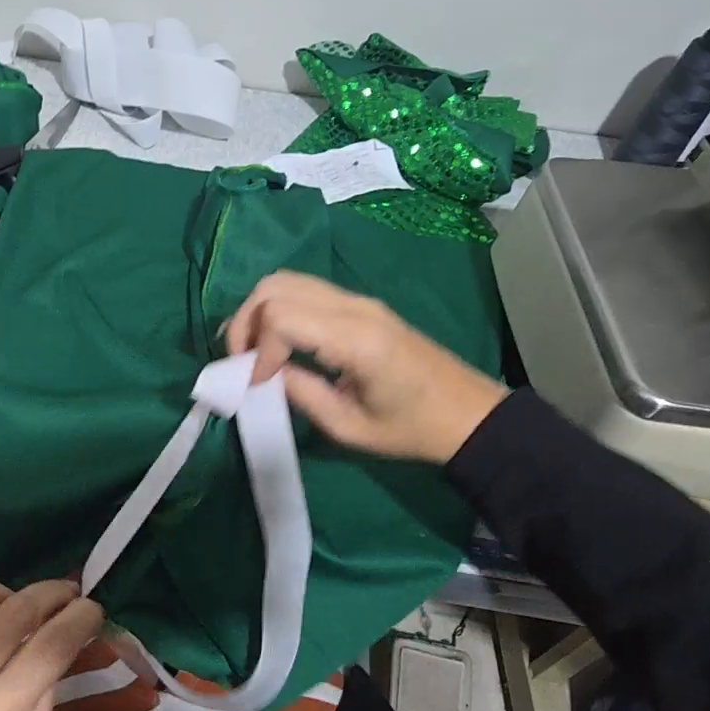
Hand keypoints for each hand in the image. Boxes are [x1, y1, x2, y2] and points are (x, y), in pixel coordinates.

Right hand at [224, 270, 507, 462]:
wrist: (467, 414)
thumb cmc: (412, 429)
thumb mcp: (348, 427)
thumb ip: (300, 394)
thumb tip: (261, 376)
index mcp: (356, 339)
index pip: (281, 317)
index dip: (257, 350)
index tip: (256, 385)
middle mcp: (354, 307)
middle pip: (274, 287)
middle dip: (246, 323)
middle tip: (242, 363)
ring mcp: (357, 299)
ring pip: (284, 281)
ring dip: (257, 313)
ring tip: (254, 353)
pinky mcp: (357, 304)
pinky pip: (302, 290)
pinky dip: (276, 310)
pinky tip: (276, 344)